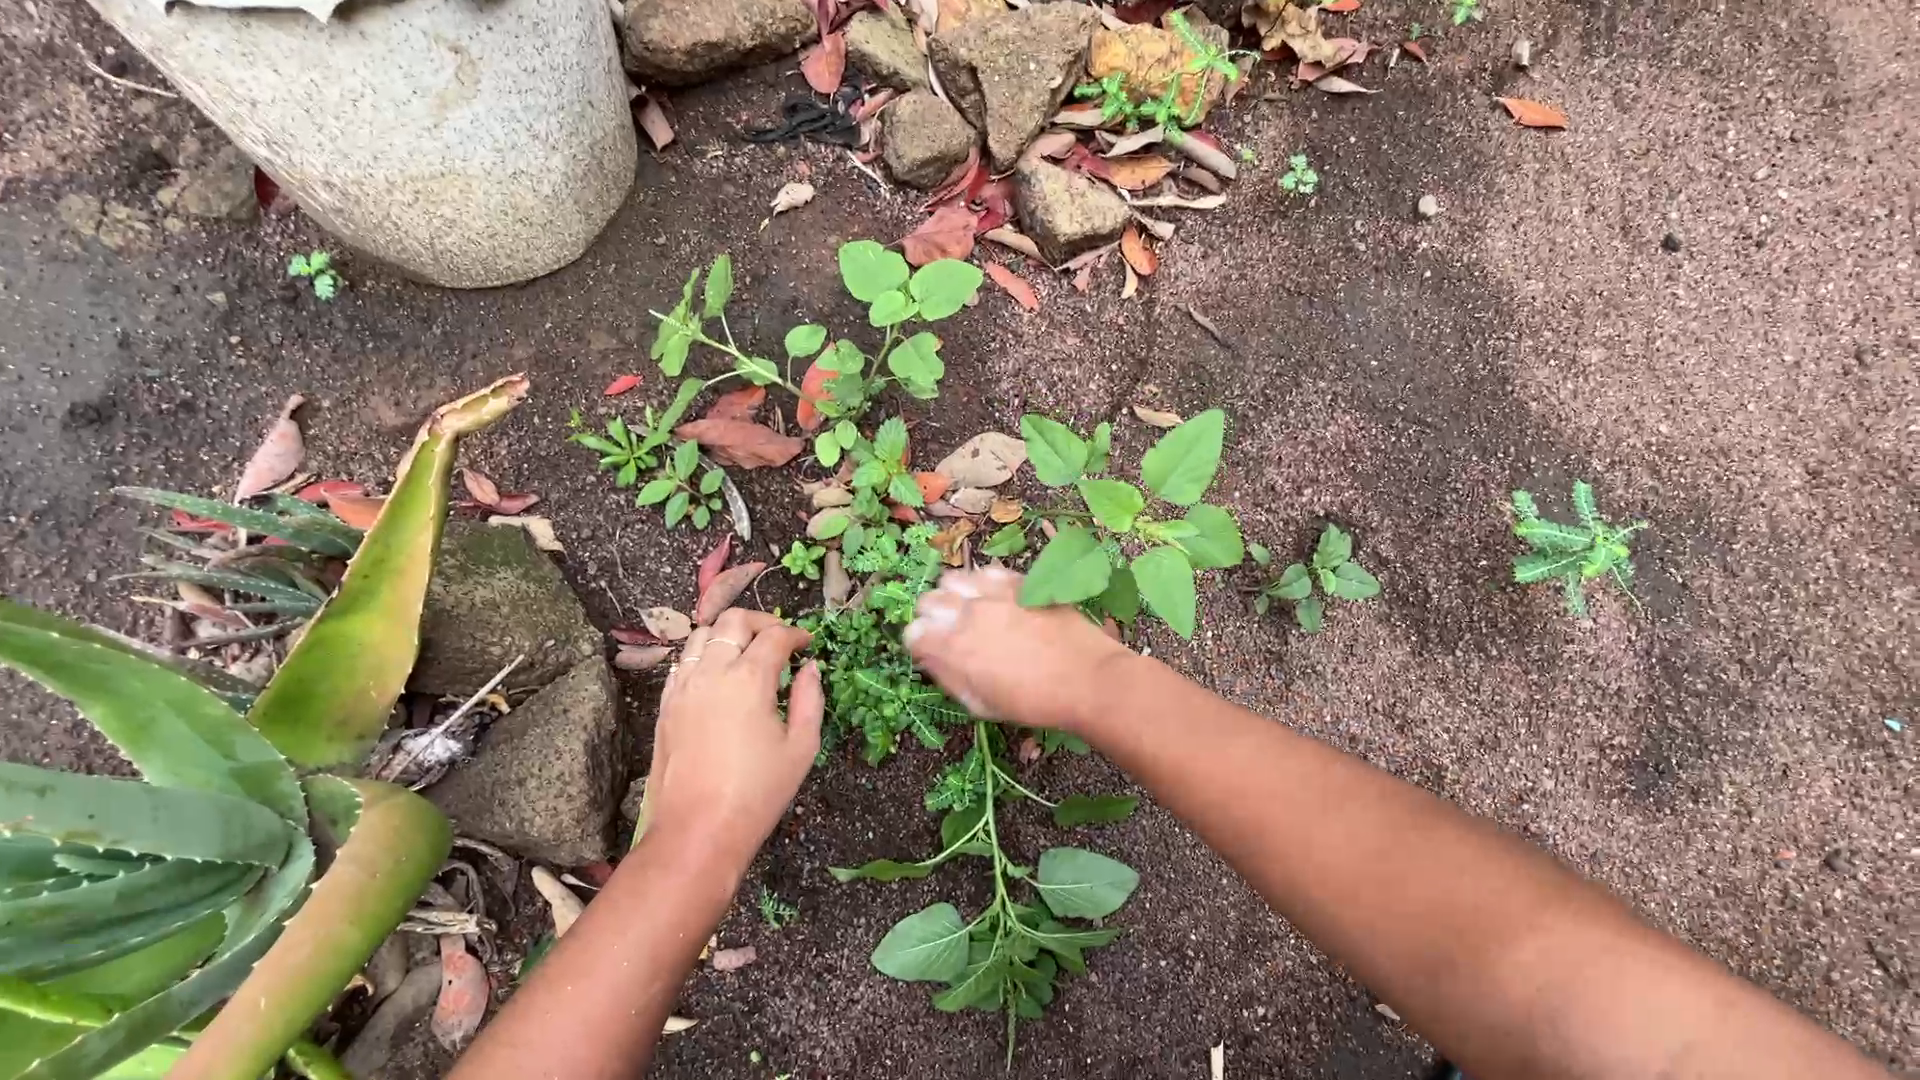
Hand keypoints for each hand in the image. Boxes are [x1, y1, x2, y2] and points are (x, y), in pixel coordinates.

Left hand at [643, 609, 821, 872]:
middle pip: (733, 620)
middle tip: (779, 639)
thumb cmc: (757, 793)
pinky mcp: (666, 705)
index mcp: (749, 680)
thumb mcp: (801, 748)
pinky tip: (718, 676)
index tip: (807, 644)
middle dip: (761, 621)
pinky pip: (683, 662)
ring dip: (728, 635)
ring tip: (746, 653)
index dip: (796, 634)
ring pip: (702, 634)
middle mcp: (712, 673)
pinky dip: (703, 656)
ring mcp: (683, 687)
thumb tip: (810, 669)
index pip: (775, 636)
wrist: (697, 831)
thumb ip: (809, 700)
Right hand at [904, 567, 1129, 732]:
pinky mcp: (1020, 582)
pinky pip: (988, 571)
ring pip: (953, 579)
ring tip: (968, 608)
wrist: (1088, 680)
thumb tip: (928, 660)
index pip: (914, 633)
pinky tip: (993, 597)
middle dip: (931, 616)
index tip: (930, 650)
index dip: (918, 642)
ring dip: (953, 594)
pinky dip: (983, 582)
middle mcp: (969, 614)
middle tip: (947, 630)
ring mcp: (995, 594)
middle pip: (928, 601)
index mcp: (955, 649)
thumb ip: (949, 678)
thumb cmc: (1035, 703)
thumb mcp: (983, 705)